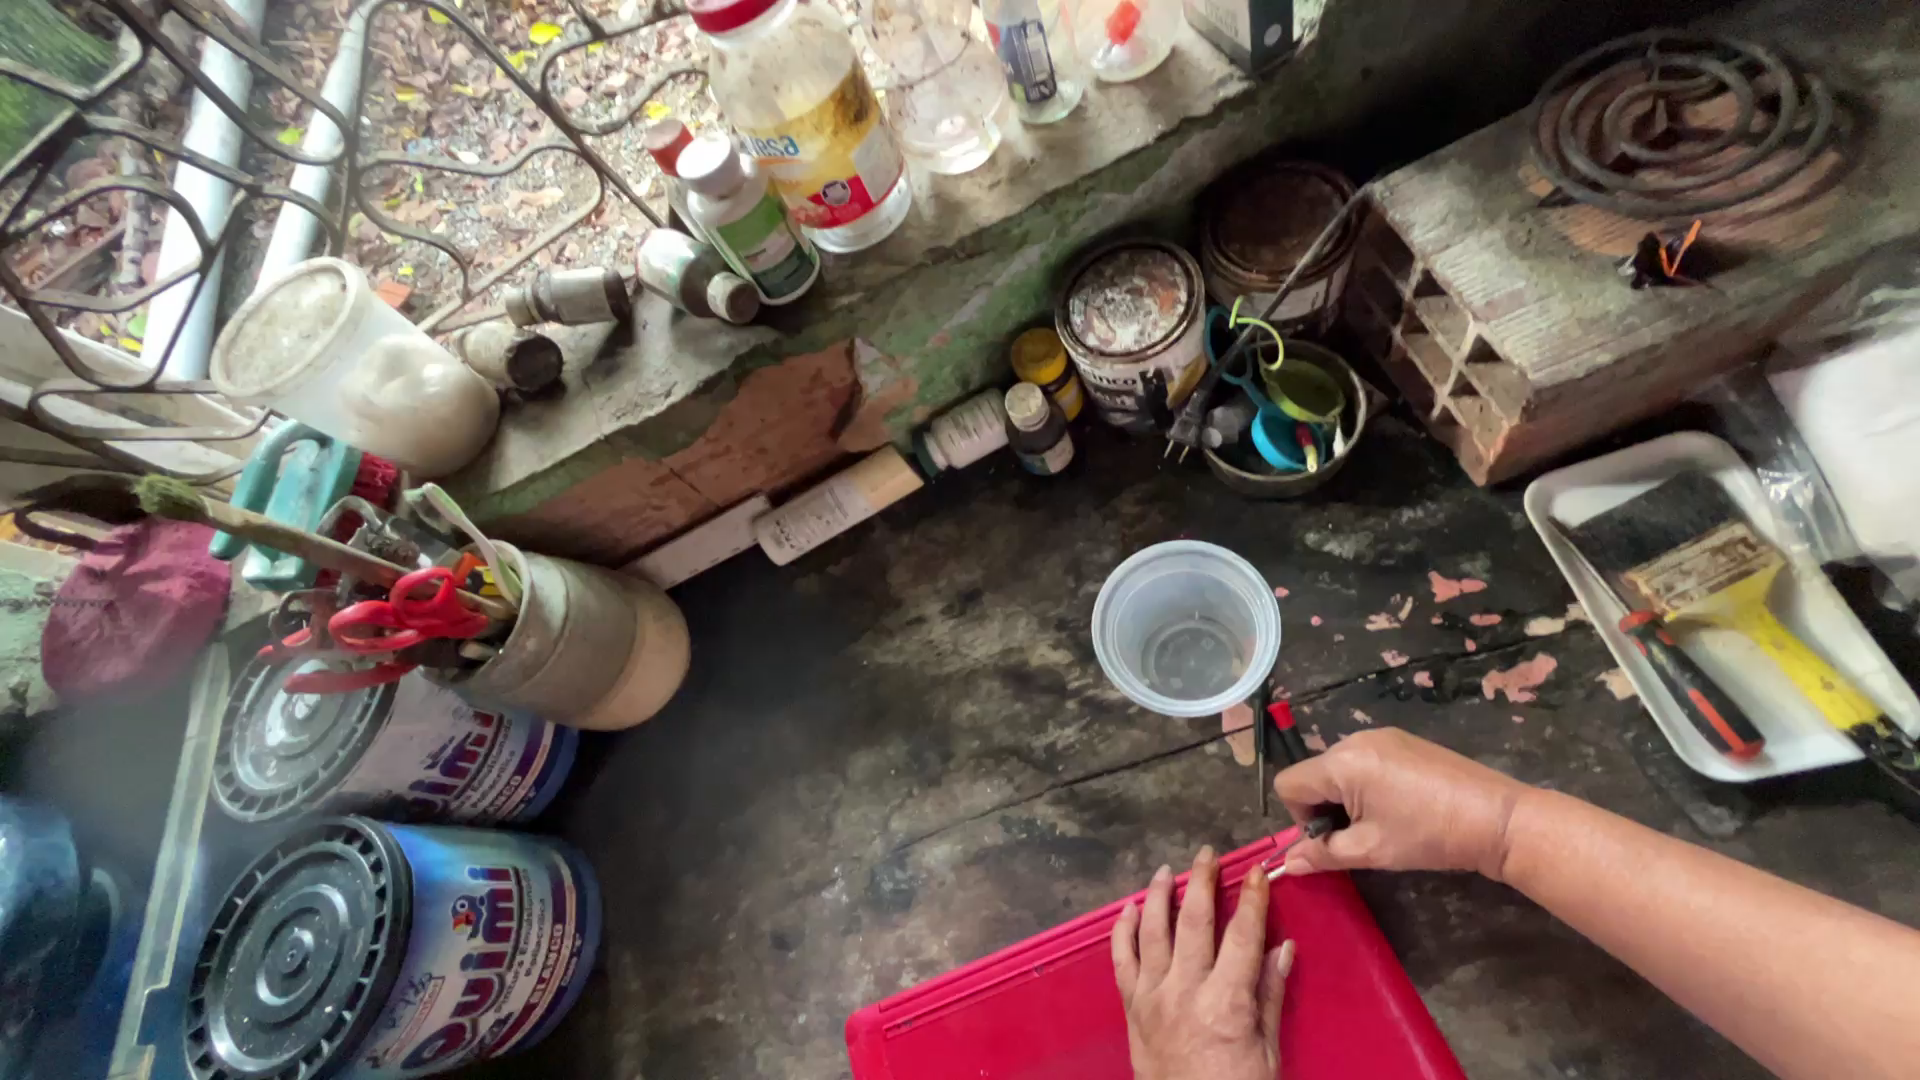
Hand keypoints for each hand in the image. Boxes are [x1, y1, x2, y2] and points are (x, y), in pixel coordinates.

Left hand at [1110, 847, 1293, 1079]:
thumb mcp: (1268, 1055)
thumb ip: (1269, 996)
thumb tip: (1282, 947)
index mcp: (1226, 1003)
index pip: (1242, 936)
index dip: (1252, 900)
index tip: (1257, 871)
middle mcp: (1185, 990)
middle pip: (1194, 921)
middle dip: (1203, 881)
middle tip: (1208, 854)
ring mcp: (1152, 996)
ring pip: (1153, 930)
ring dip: (1160, 895)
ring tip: (1168, 870)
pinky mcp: (1131, 1007)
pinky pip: (1122, 959)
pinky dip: (1124, 930)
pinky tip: (1131, 909)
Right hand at [1275, 727, 1528, 880]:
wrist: (1501, 820)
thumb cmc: (1431, 836)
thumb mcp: (1372, 851)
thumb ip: (1324, 854)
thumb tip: (1287, 865)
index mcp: (1341, 763)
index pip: (1289, 784)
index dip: (1301, 816)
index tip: (1334, 838)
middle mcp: (1353, 740)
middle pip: (1314, 774)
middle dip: (1326, 806)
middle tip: (1362, 833)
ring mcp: (1379, 736)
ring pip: (1338, 766)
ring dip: (1347, 794)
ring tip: (1385, 819)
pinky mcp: (1401, 739)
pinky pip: (1363, 758)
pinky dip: (1367, 781)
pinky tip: (1401, 802)